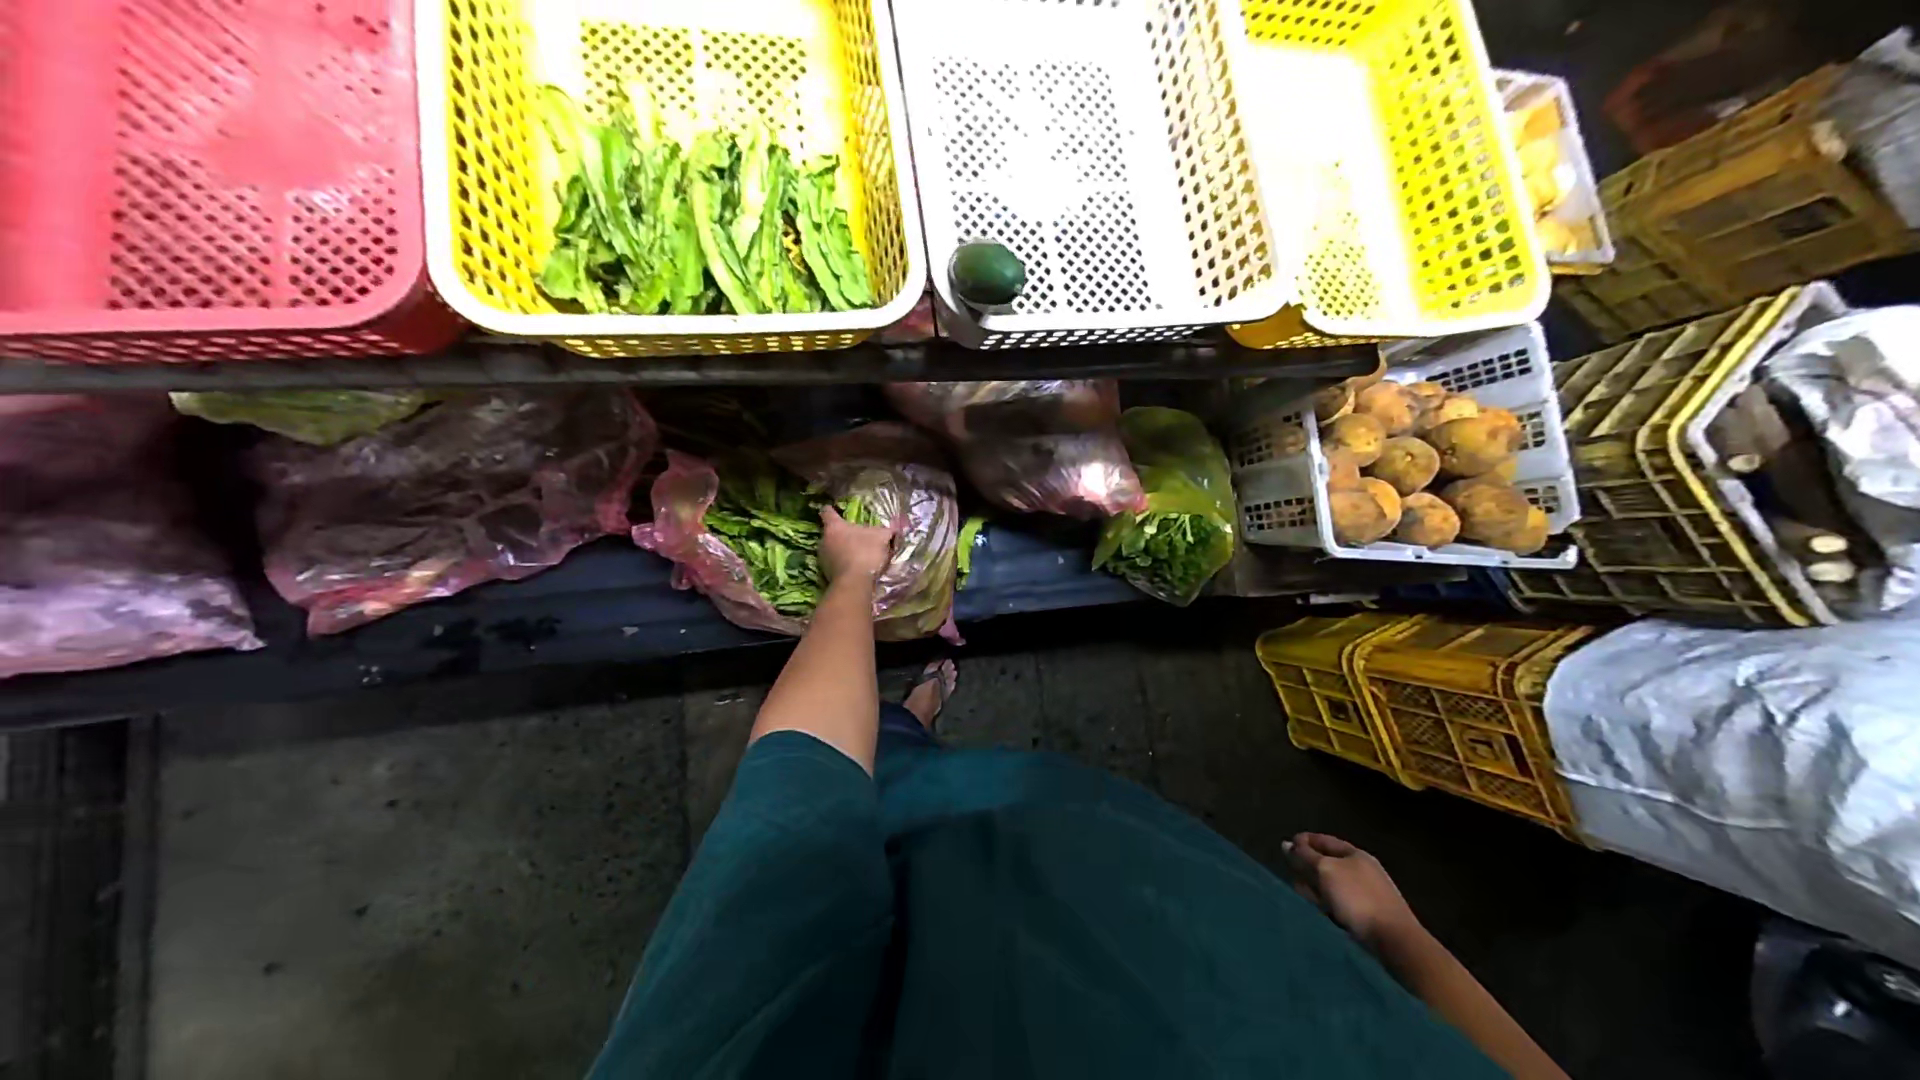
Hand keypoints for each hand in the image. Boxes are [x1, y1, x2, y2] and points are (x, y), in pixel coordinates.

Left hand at [819, 505, 895, 584]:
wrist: (855, 583)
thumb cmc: (865, 553)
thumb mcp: (882, 537)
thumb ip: (886, 531)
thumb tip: (892, 529)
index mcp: (835, 527)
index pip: (828, 513)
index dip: (831, 510)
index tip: (832, 509)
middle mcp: (824, 540)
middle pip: (831, 533)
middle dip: (841, 535)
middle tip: (855, 537)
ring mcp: (823, 559)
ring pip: (832, 549)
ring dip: (842, 551)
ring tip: (857, 554)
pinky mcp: (826, 574)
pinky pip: (835, 565)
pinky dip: (843, 565)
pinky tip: (855, 568)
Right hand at [1285, 832, 1419, 950]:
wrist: (1394, 941)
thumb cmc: (1358, 898)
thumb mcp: (1325, 870)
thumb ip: (1304, 855)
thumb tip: (1287, 844)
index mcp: (1355, 854)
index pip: (1323, 840)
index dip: (1303, 841)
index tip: (1285, 849)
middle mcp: (1361, 871)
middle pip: (1324, 863)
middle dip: (1306, 869)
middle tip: (1295, 878)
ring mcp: (1365, 894)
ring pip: (1329, 885)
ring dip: (1315, 890)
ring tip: (1309, 900)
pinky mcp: (1366, 916)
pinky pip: (1337, 904)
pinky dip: (1326, 905)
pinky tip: (1323, 913)